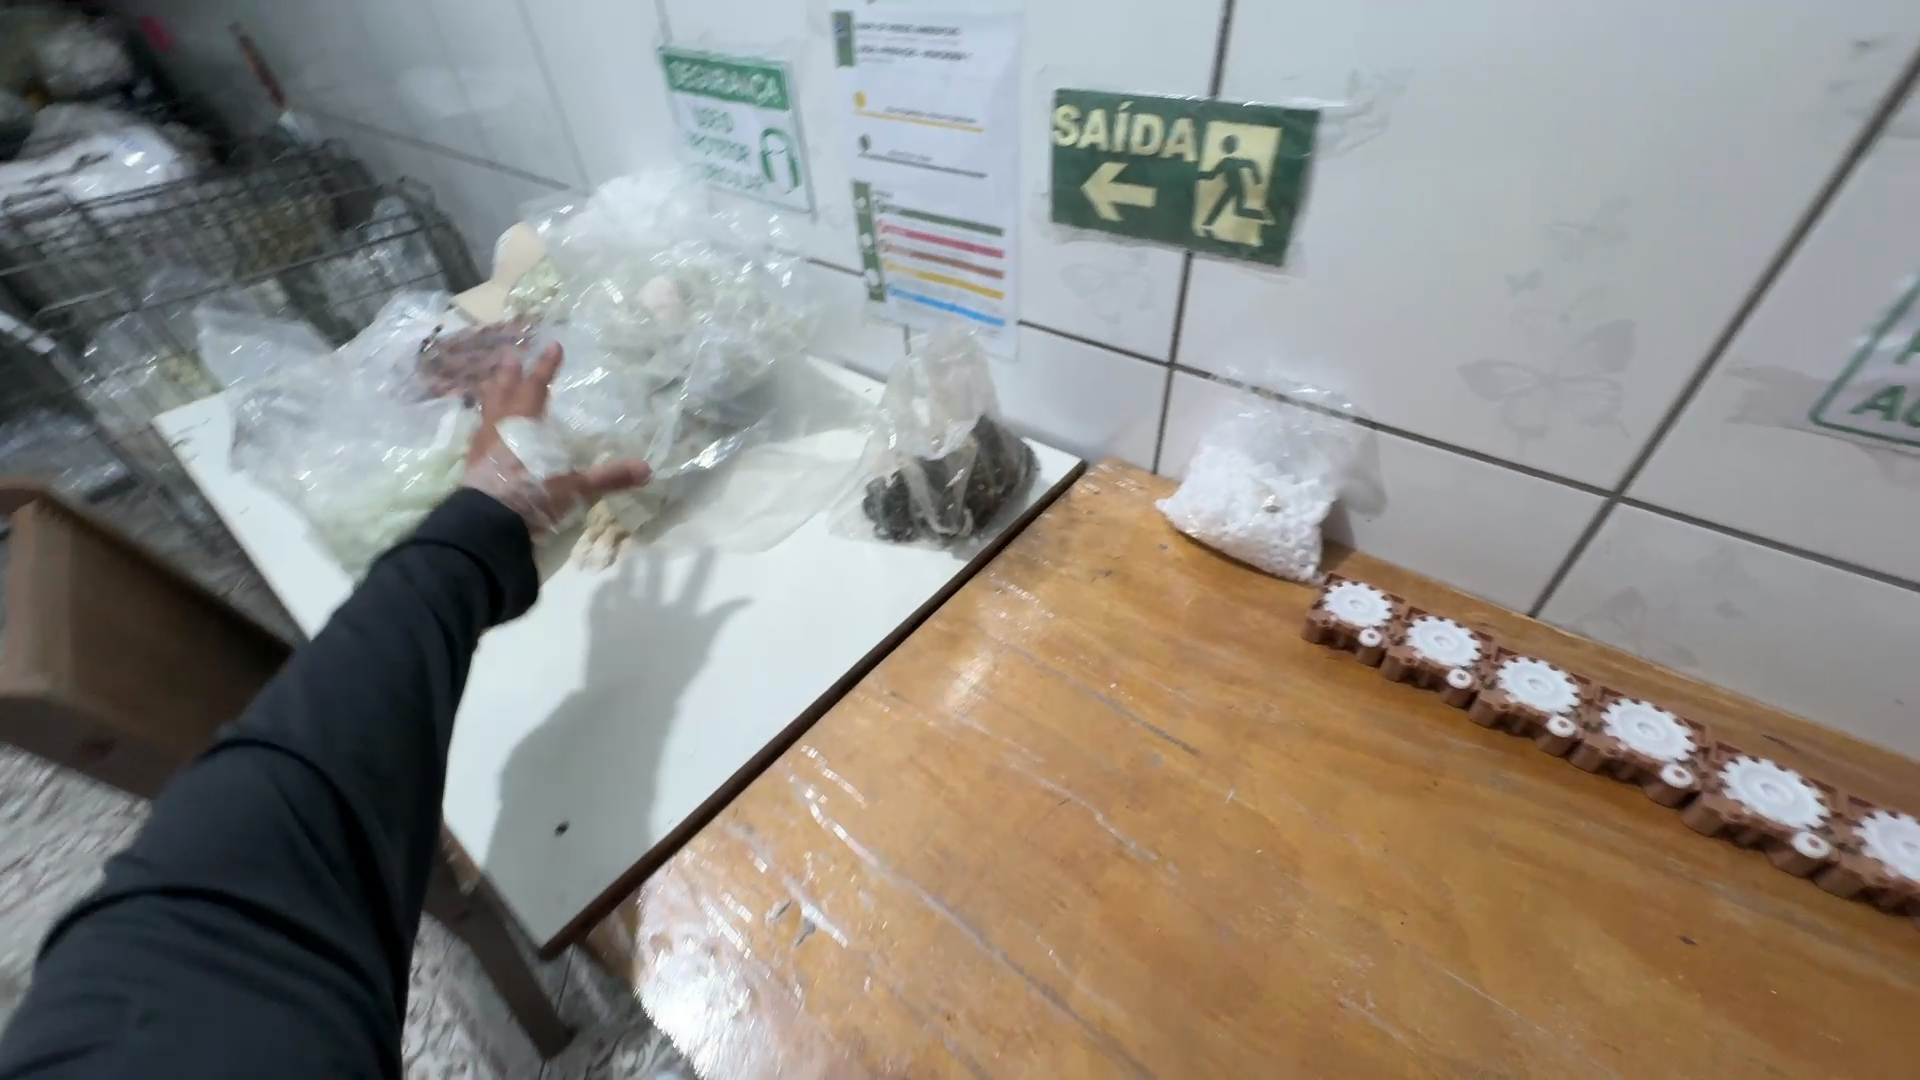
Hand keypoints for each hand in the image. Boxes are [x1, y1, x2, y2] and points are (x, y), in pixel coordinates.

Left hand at [463, 341, 650, 535]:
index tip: (554, 346)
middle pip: (503, 391)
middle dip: (510, 373)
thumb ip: (609, 477)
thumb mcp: (575, 487)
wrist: (487, 522)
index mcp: (524, 424)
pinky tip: (488, 427)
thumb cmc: (530, 494)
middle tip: (512, 355)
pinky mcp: (474, 463)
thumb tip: (647, 469)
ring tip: (493, 383)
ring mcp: (482, 445)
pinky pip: (480, 431)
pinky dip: (487, 421)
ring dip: (493, 393)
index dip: (546, 367)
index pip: (537, 387)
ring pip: (487, 409)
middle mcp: (500, 427)